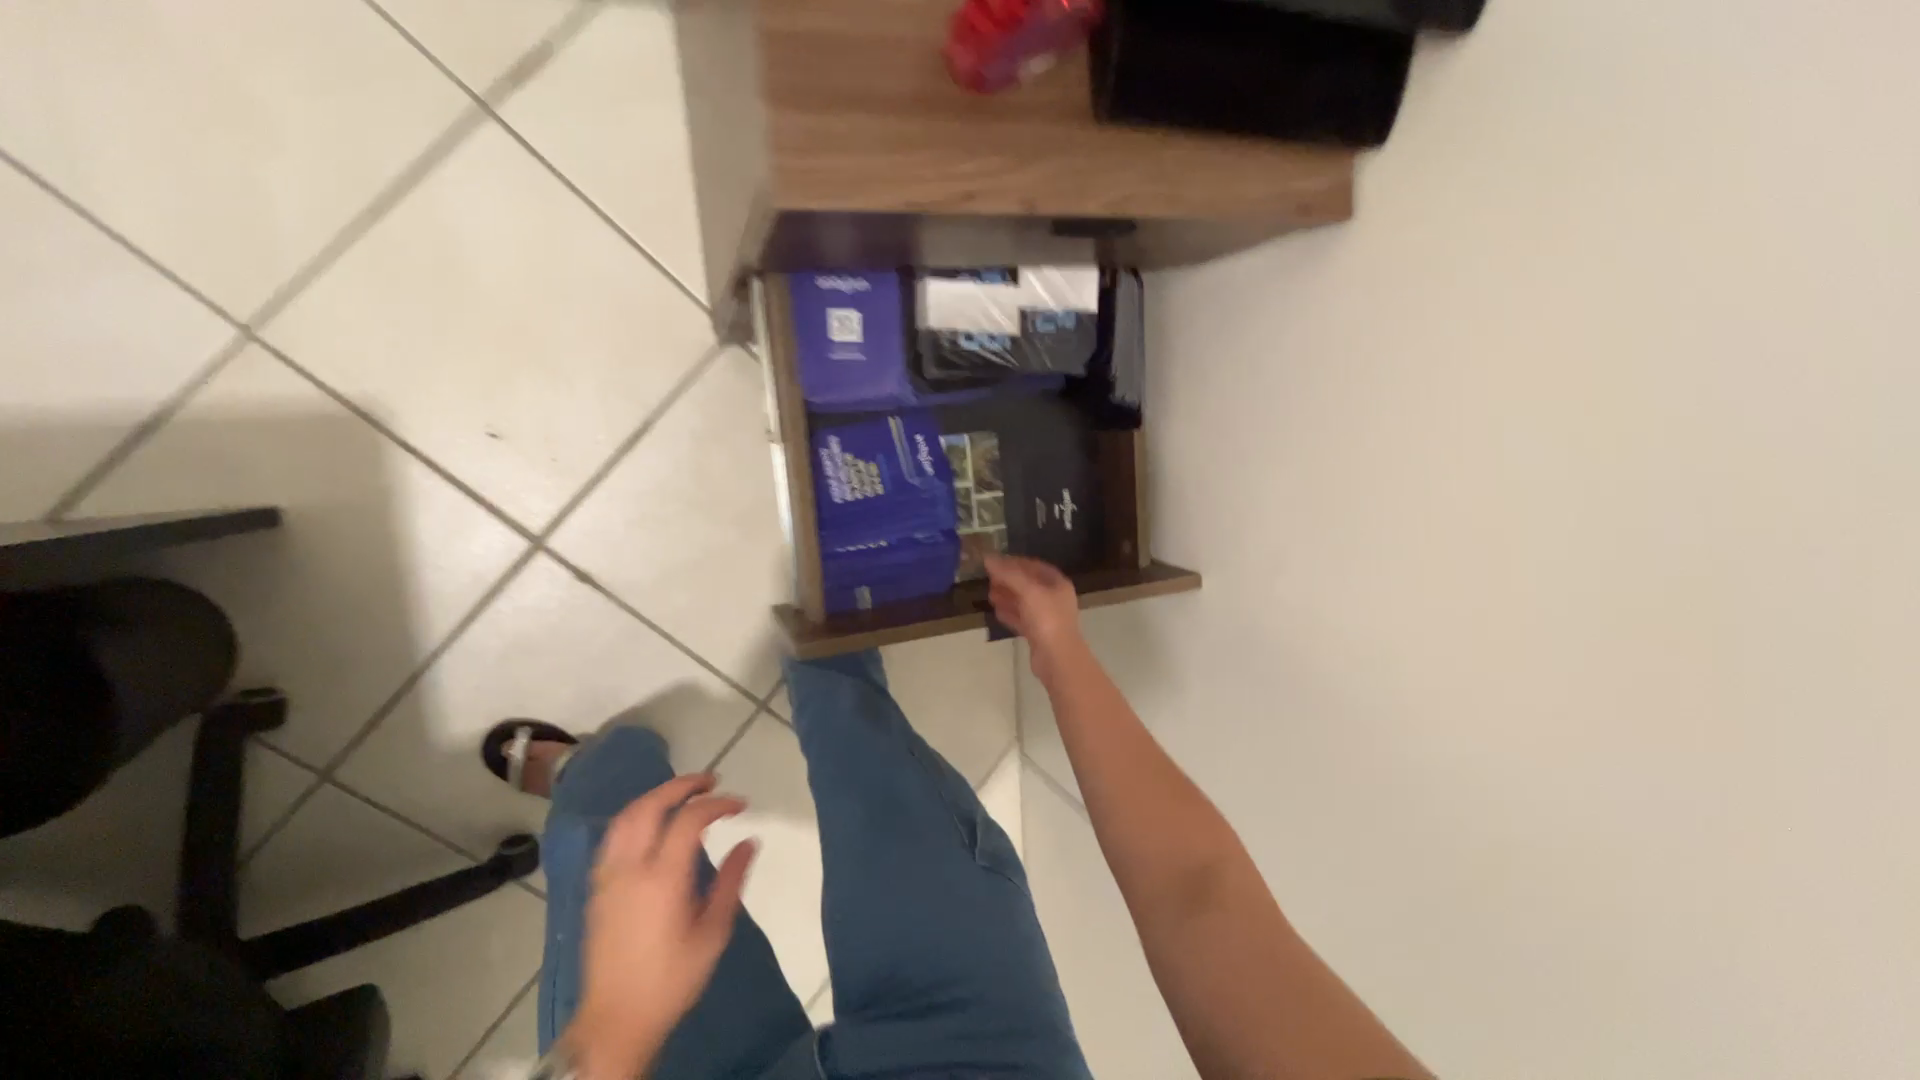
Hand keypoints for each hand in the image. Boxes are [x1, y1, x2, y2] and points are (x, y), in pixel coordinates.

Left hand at [564, 773, 754, 1079]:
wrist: (616, 1020)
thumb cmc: (672, 980)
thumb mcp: (713, 933)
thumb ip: (731, 882)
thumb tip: (749, 842)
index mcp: (662, 879)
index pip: (690, 819)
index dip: (717, 803)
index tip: (741, 805)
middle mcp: (629, 868)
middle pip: (650, 805)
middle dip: (682, 785)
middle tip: (711, 780)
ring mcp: (607, 877)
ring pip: (625, 817)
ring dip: (655, 797)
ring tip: (683, 794)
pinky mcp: (596, 888)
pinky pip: (613, 836)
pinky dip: (636, 817)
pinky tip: (652, 825)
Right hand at [985, 555, 1085, 678]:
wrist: (1057, 658)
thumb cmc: (1046, 619)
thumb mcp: (1028, 591)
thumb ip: (1008, 574)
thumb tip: (988, 558)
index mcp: (1057, 584)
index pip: (1034, 566)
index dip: (1015, 562)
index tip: (995, 562)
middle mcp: (1054, 598)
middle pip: (1028, 584)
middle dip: (1008, 581)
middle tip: (989, 578)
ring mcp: (1047, 617)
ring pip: (1024, 602)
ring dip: (1007, 597)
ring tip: (989, 594)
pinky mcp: (1038, 634)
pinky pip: (1022, 619)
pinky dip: (1010, 614)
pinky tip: (996, 612)